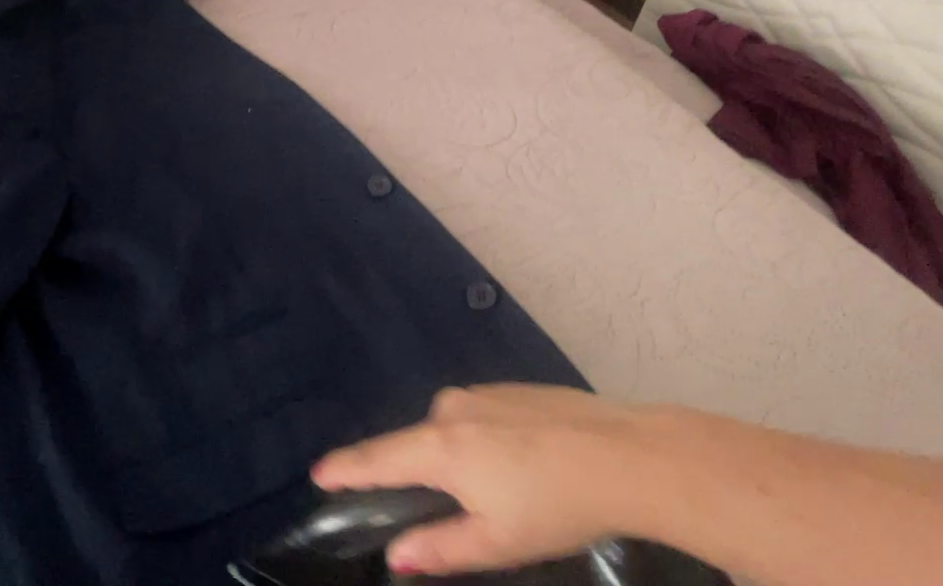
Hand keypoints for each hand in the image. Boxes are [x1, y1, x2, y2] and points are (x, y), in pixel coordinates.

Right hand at [310, 384, 667, 576]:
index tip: (318, 473)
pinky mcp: (511, 388)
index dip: (346, 468)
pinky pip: (476, 416)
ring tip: (493, 492)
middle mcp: (451, 408)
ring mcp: (482, 393)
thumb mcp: (498, 541)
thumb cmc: (556, 505)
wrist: (624, 453)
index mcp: (441, 447)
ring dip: (453, 457)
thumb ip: (440, 547)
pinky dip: (479, 440)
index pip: (378, 459)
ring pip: (449, 429)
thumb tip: (396, 555)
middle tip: (430, 508)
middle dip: (414, 473)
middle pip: (415, 444)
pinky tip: (517, 464)